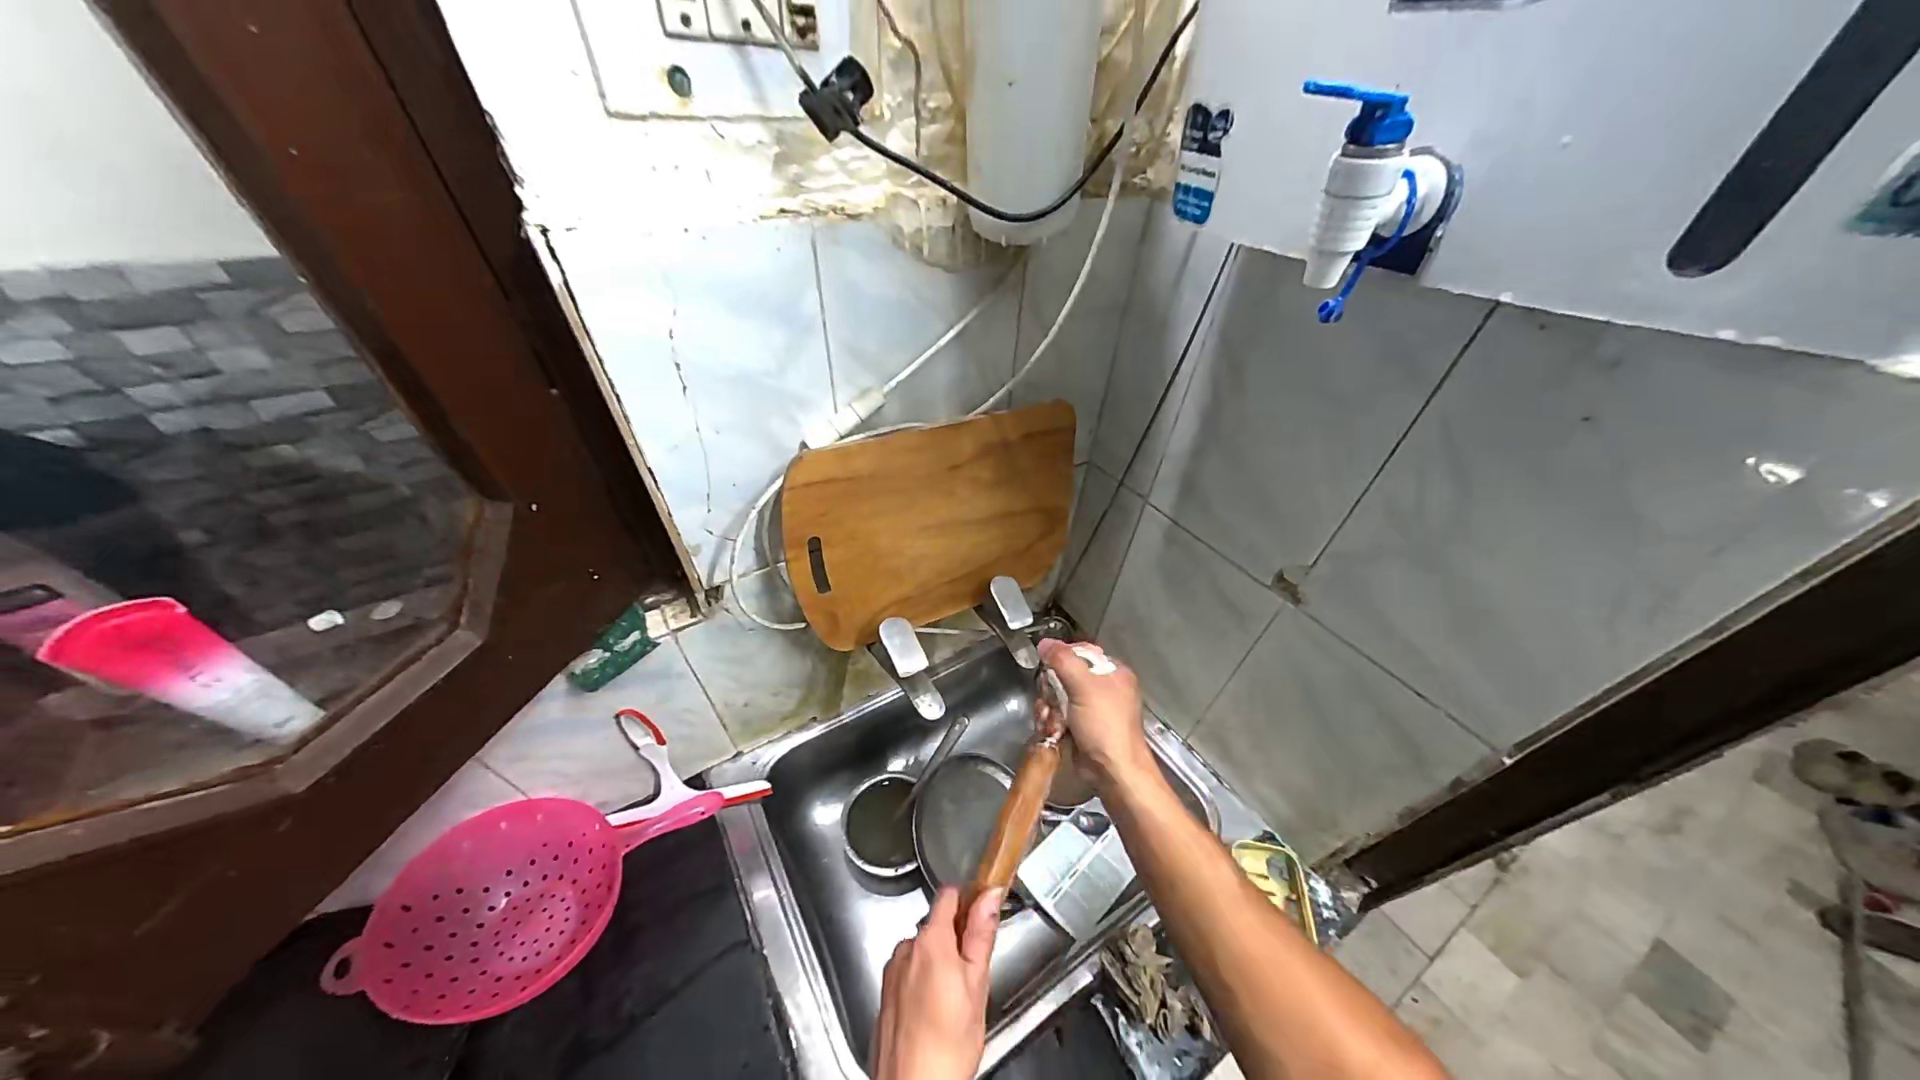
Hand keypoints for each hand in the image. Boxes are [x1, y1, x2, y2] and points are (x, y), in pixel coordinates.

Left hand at [872, 886, 1002, 1079]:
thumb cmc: (947, 1045)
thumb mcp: (977, 983)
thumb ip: (981, 934)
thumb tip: (989, 896)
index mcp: (931, 940)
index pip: (947, 895)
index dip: (967, 899)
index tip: (981, 913)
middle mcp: (906, 948)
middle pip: (935, 924)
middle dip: (956, 938)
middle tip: (975, 969)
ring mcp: (893, 971)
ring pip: (922, 950)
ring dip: (939, 961)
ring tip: (956, 997)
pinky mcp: (885, 993)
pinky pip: (909, 973)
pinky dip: (923, 981)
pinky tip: (936, 1011)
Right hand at [1037, 639, 1153, 785]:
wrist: (1113, 771)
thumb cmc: (1105, 726)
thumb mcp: (1084, 686)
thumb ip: (1063, 660)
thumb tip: (1044, 642)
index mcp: (1112, 672)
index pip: (1080, 652)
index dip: (1062, 659)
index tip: (1051, 670)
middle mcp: (1102, 688)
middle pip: (1063, 675)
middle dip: (1051, 689)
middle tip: (1052, 701)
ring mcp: (1090, 709)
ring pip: (1056, 696)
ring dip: (1049, 708)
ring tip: (1053, 721)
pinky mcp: (1079, 727)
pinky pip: (1056, 715)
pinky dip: (1051, 722)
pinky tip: (1052, 730)